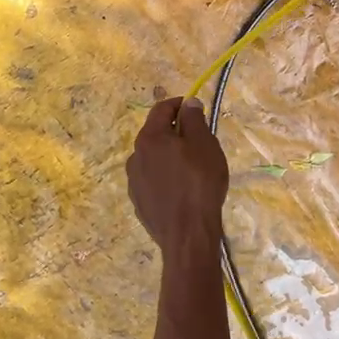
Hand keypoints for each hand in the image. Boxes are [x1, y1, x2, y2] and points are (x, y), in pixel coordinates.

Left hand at [126, 97, 229, 260]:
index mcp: (149, 138)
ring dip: (170, 155)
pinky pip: (153, 179)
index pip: (161, 109)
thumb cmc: (199, 182)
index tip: (198, 109)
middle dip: (177, 131)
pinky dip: (166, 175)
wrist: (188, 234)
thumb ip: (194, 119)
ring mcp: (134, 182)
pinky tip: (183, 188)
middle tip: (201, 140)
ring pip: (154, 158)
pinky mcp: (139, 203)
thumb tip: (187, 103)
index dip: (180, 104)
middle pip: (156, 134)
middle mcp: (135, 157)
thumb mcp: (204, 143)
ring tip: (193, 167)